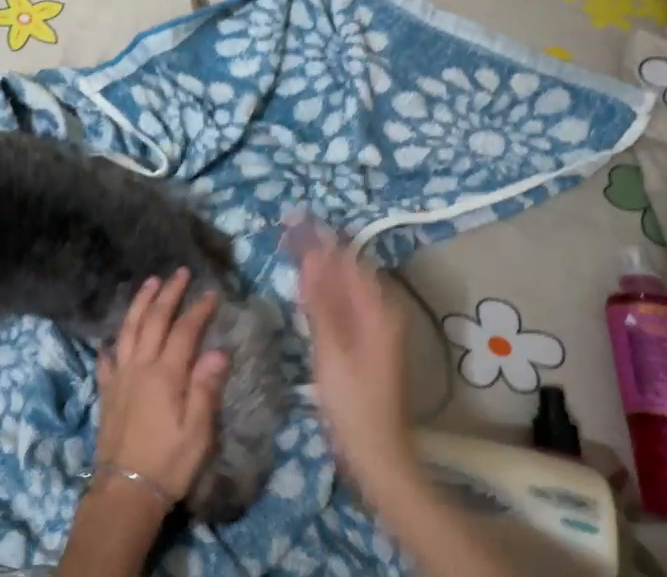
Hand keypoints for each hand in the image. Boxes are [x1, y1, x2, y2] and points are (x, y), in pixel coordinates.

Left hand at [94, 269, 230, 505]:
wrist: (126, 486)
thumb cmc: (169, 461)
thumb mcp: (197, 431)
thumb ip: (205, 387)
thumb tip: (218, 349)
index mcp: (165, 374)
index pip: (183, 331)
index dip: (198, 310)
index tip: (211, 292)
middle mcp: (139, 366)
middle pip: (153, 320)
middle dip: (168, 294)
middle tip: (179, 273)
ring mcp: (119, 375)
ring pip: (128, 329)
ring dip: (139, 303)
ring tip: (149, 283)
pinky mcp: (107, 389)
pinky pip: (108, 356)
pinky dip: (113, 340)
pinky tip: (114, 337)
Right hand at [301, 243, 416, 489]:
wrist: (373, 447)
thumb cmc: (354, 399)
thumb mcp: (332, 347)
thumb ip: (321, 300)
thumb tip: (310, 255)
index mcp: (378, 310)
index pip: (348, 259)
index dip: (322, 236)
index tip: (295, 217)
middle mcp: (380, 312)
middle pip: (347, 269)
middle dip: (319, 247)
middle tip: (287, 227)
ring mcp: (373, 328)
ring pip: (343, 285)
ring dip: (319, 266)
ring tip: (290, 245)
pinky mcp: (363, 342)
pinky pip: (341, 303)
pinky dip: (322, 290)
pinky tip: (305, 284)